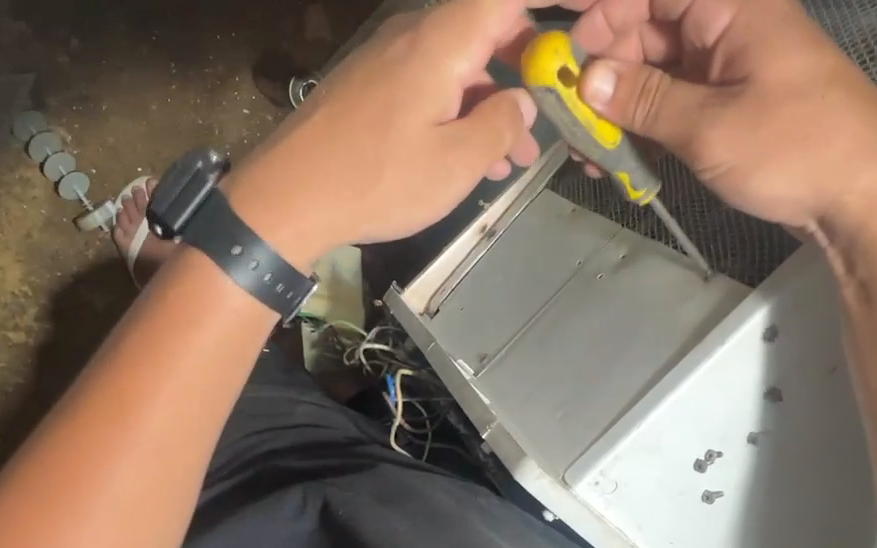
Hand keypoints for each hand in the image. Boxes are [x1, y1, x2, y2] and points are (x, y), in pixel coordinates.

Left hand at [222, 0, 542, 269]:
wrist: (288, 198)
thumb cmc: (375, 181)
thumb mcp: (454, 165)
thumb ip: (499, 128)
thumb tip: (522, 104)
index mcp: (443, 41)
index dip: (553, 0)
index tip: (588, 15)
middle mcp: (415, 36)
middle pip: (486, 29)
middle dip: (526, 70)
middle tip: (551, 112)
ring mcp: (389, 60)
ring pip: (458, 66)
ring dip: (491, 106)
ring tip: (513, 159)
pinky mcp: (371, 88)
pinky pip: (430, 86)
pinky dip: (459, 114)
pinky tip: (469, 160)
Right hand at [561, 0, 876, 235]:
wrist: (864, 193)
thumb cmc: (797, 147)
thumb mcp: (710, 126)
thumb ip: (645, 101)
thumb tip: (588, 80)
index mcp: (730, 6)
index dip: (600, 14)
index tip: (557, 51)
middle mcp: (725, 27)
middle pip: (646, 30)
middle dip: (601, 69)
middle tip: (565, 116)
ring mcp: (727, 69)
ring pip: (654, 73)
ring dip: (616, 107)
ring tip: (585, 148)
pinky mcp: (728, 107)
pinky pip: (671, 105)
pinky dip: (642, 127)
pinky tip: (615, 156)